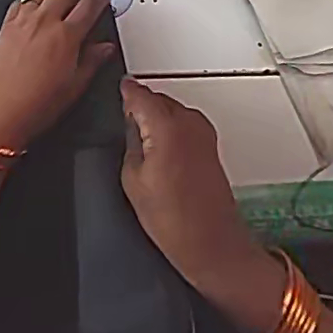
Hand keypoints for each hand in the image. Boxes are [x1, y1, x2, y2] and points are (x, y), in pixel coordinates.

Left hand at [0, 0, 115, 150]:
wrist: (0, 112)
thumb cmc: (34, 105)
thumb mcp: (75, 86)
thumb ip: (93, 61)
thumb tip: (104, 48)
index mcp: (66, 36)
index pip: (90, 4)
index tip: (102, 0)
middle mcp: (44, 22)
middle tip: (79, 4)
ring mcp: (23, 21)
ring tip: (56, 4)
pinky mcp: (6, 25)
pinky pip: (19, 1)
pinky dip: (29, 2)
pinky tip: (33, 14)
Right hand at [120, 78, 284, 324]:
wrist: (212, 244)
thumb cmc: (175, 221)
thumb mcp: (132, 180)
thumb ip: (130, 143)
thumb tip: (132, 129)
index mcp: (166, 126)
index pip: (140, 94)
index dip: (126, 91)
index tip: (120, 88)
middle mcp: (189, 122)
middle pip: (158, 98)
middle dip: (142, 104)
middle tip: (125, 117)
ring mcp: (203, 132)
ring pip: (173, 109)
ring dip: (158, 115)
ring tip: (142, 137)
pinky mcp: (211, 144)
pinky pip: (185, 122)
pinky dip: (172, 126)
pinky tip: (161, 146)